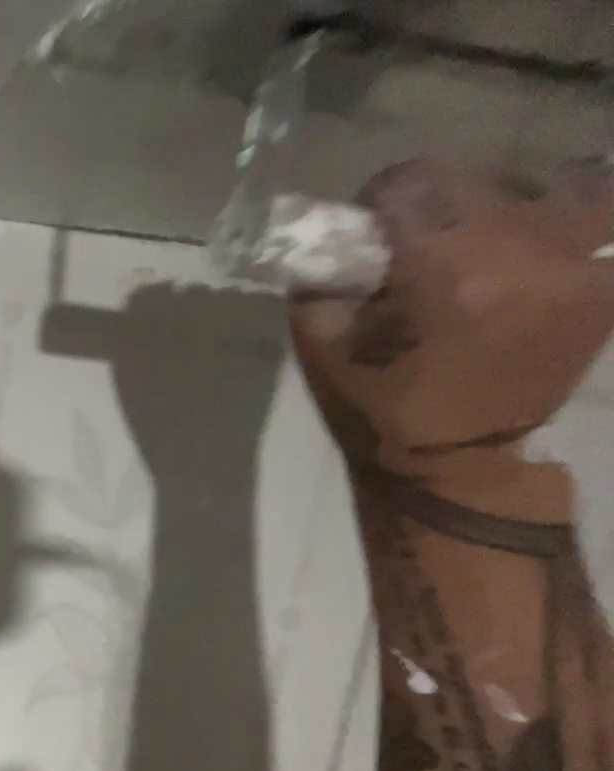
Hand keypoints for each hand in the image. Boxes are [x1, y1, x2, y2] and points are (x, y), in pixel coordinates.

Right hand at [288, 157, 613, 518]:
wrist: (466, 456)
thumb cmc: (382, 404)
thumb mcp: (323, 347)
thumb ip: (320, 282)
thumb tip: (326, 236)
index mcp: (449, 272)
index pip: (416, 182)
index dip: (380, 198)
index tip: (367, 227)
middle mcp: (529, 253)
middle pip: (477, 179)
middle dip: (434, 206)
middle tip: (412, 244)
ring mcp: (584, 263)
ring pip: (540, 186)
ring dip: (494, 210)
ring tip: (470, 250)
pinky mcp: (610, 278)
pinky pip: (590, 216)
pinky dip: (550, 225)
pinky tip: (517, 256)